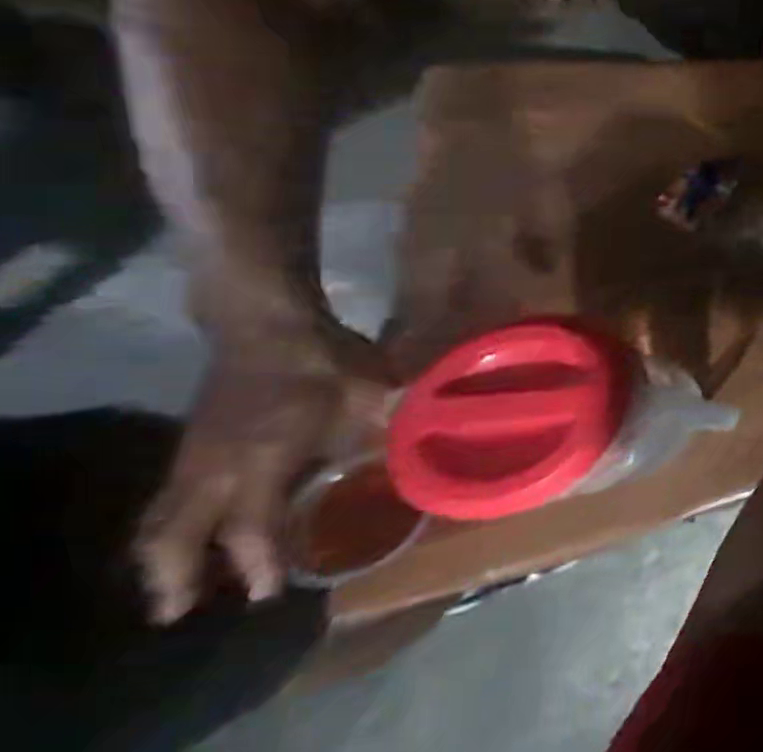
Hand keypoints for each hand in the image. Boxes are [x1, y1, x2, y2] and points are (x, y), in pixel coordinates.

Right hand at [136, 319, 389, 622]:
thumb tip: (428, 440)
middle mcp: (214, 467)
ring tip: (176, 591)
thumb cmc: (322, 359)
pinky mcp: (189, 445)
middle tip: (183, 613)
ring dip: (161, 560)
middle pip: (173, 538)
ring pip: (158, 522)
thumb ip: (395, 420)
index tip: (267, 595)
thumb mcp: (371, 390)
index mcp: (262, 457)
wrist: (265, 324)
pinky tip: (191, 538)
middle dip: (173, 579)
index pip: (248, 525)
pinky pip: (164, 501)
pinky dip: (167, 530)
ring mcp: (193, 457)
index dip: (256, 563)